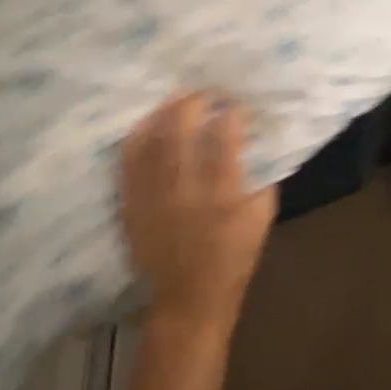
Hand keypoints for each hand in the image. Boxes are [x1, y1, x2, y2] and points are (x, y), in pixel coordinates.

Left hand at [119, 91, 278, 332]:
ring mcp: (151, 196)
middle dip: (194, 103)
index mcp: (223, 195)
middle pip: (181, 131)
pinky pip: (128, 161)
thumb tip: (253, 141)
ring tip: (180, 98)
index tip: (238, 104)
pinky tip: (149, 122)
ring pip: (151, 140)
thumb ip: (260, 177)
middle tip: (208, 92)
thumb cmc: (235, 256)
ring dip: (166, 112)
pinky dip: (138, 135)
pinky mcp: (130, 204)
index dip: (231, 114)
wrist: (189, 297)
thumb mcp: (262, 217)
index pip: (224, 138)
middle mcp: (184, 190)